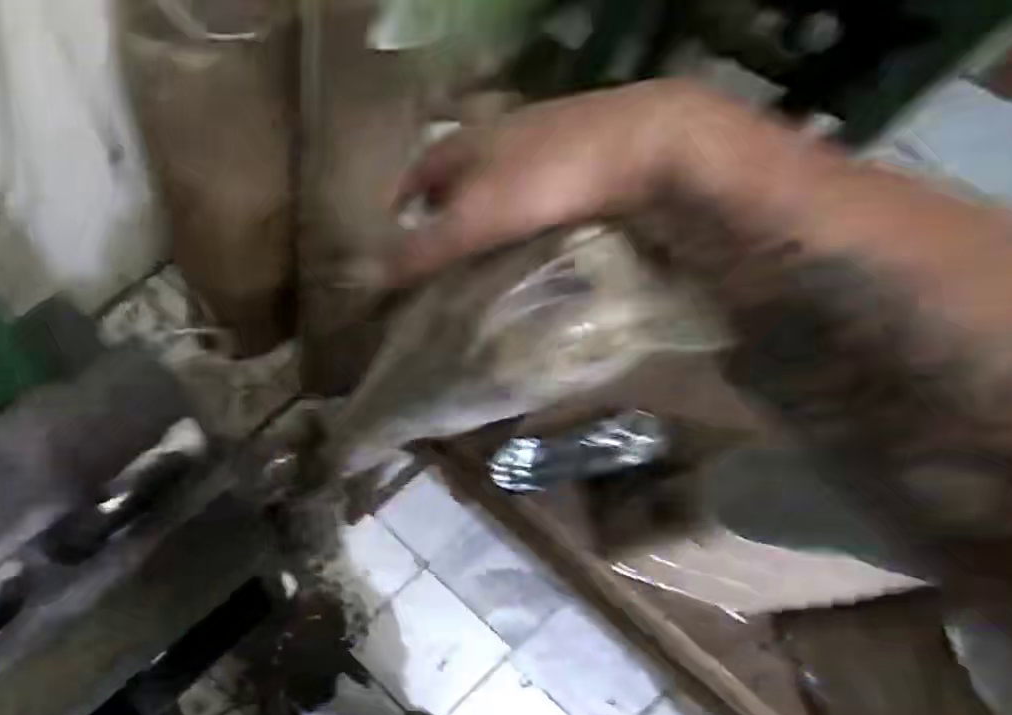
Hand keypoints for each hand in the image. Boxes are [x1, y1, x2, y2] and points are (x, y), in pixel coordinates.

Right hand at [387, 80, 714, 282]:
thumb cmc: (544, 180)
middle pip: (448, 188)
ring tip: (475, 270)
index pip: (410, 182)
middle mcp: (491, 137)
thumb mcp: (469, 224)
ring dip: (478, 228)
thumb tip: (363, 281)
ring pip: (488, 193)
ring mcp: (534, 145)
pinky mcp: (572, 160)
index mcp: (458, 144)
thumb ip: (416, 252)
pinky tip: (522, 250)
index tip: (393, 260)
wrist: (648, 146)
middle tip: (434, 274)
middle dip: (437, 226)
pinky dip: (514, 225)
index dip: (397, 218)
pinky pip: (525, 198)